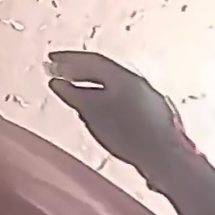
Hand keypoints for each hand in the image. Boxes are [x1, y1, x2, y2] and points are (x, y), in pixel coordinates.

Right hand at [45, 51, 194, 174]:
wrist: (164, 157)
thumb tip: (56, 82)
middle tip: (55, 70)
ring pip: (111, 83)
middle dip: (77, 69)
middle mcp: (136, 83)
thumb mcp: (92, 111)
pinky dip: (100, 94)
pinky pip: (119, 94)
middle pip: (102, 70)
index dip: (69, 57)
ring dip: (88, 82)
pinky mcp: (149, 112)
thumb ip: (72, 94)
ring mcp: (145, 97)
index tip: (50, 57)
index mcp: (123, 78)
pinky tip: (92, 104)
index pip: (92, 60)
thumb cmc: (126, 131)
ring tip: (70, 87)